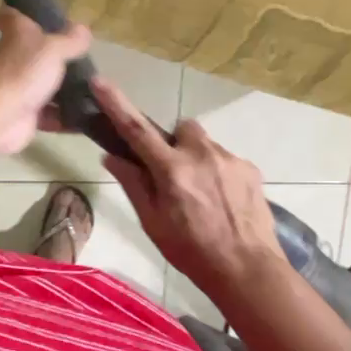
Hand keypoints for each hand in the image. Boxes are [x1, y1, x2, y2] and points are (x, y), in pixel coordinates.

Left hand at [0, 6, 91, 155]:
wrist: (0, 116)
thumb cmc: (24, 72)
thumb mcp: (54, 48)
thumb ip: (71, 40)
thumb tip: (82, 29)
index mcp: (16, 34)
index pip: (9, 16)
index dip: (16, 12)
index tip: (31, 14)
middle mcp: (13, 59)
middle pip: (31, 53)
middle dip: (52, 56)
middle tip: (80, 57)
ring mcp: (18, 89)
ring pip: (43, 86)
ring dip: (63, 89)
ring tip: (91, 87)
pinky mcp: (24, 117)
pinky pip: (49, 115)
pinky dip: (65, 117)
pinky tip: (87, 115)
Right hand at [96, 78, 287, 292]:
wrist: (246, 268)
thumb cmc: (191, 252)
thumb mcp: (152, 224)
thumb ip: (134, 185)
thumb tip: (112, 157)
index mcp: (172, 170)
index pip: (136, 130)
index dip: (116, 104)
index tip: (100, 82)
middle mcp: (202, 154)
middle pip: (181, 129)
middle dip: (173, 144)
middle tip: (172, 175)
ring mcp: (230, 159)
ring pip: (205, 145)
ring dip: (197, 160)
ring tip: (201, 196)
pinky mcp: (250, 168)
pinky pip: (226, 160)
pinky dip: (218, 174)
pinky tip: (222, 203)